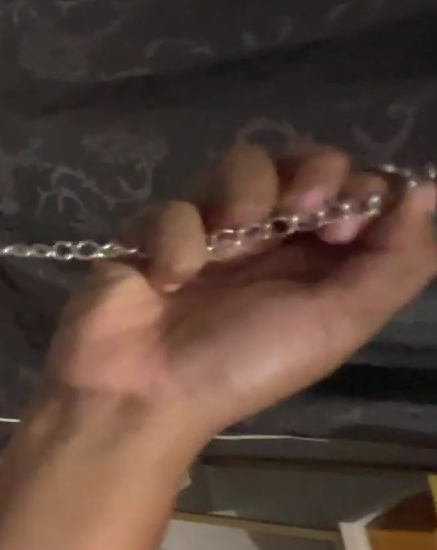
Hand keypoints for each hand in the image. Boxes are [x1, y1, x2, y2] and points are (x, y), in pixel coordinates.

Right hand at [45, 142, 436, 448]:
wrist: (143, 391)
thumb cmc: (243, 364)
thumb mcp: (342, 322)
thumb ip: (398, 259)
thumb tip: (426, 189)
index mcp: (320, 257)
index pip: (361, 185)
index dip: (364, 189)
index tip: (345, 230)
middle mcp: (266, 237)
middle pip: (302, 158)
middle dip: (310, 175)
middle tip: (296, 216)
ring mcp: (202, 233)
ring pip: (236, 165)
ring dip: (244, 196)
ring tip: (228, 244)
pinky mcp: (142, 238)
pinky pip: (168, 210)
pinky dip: (175, 242)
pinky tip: (167, 280)